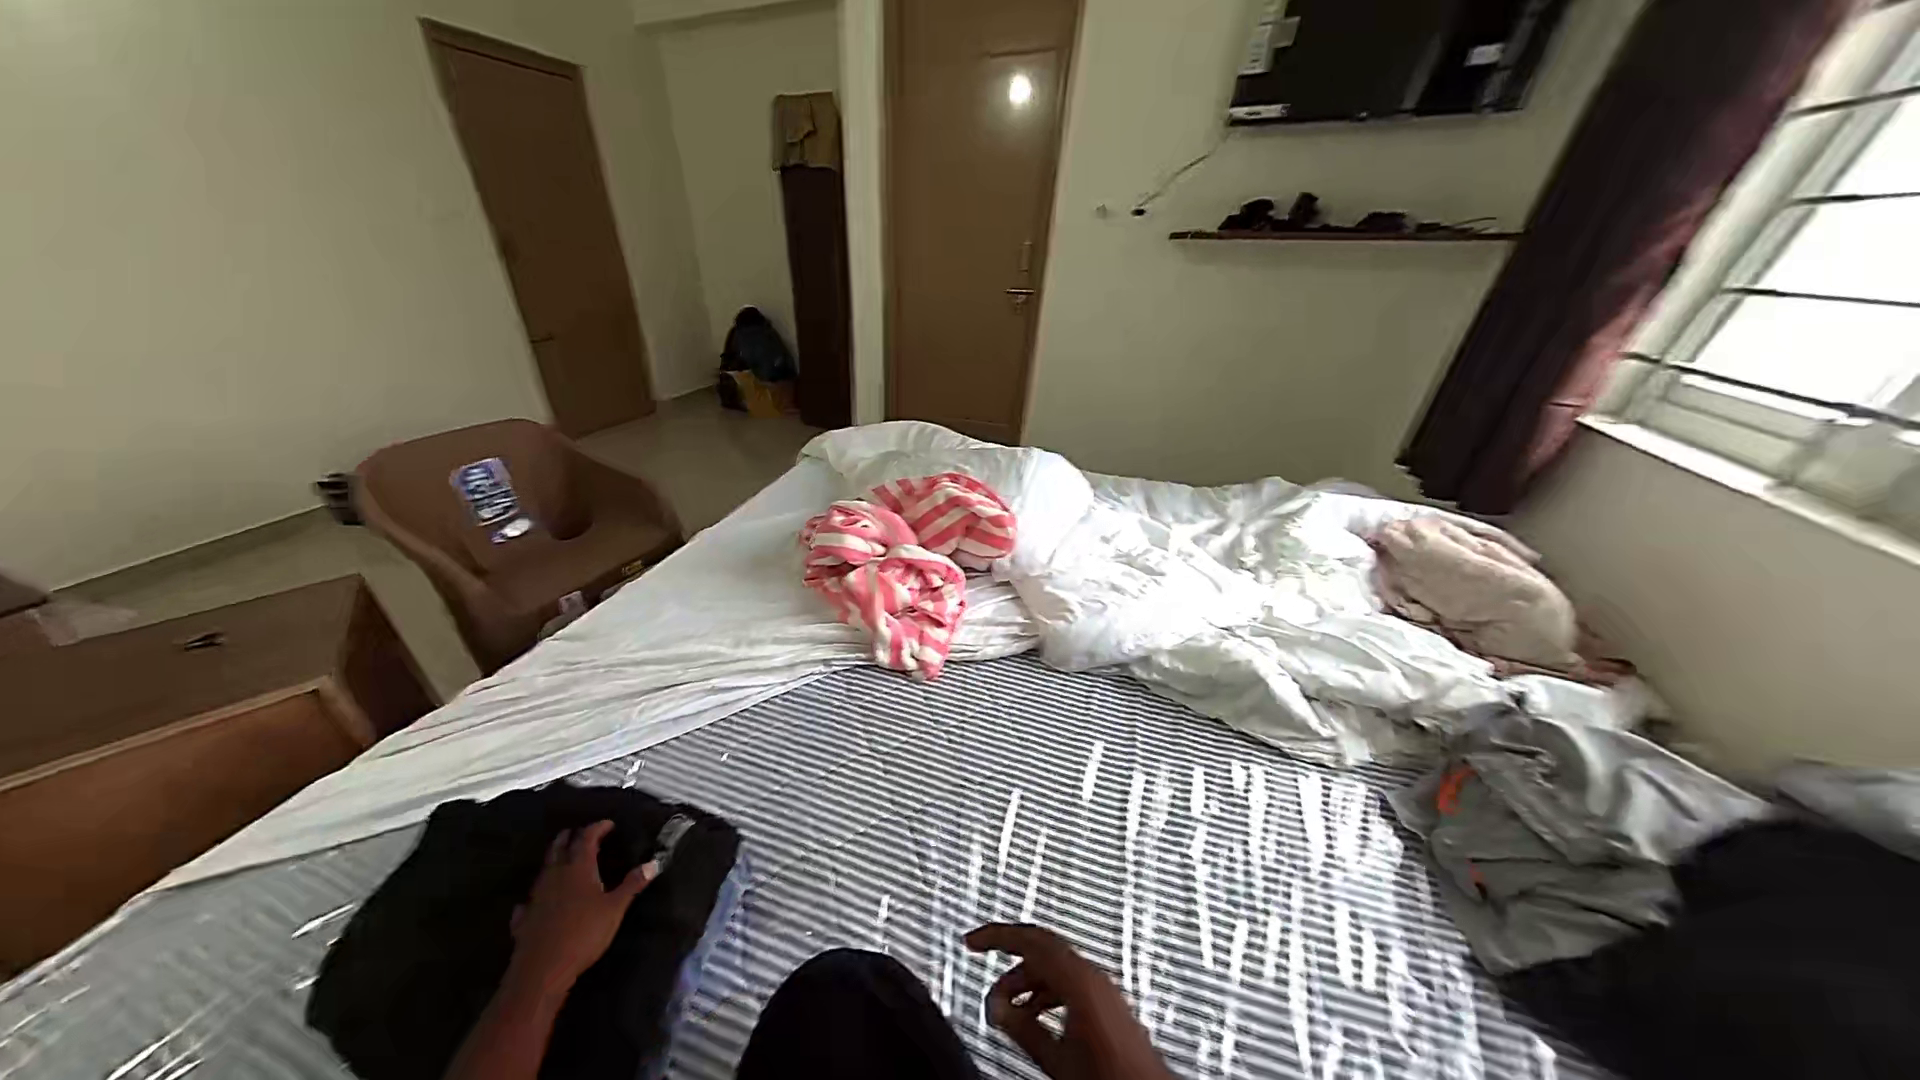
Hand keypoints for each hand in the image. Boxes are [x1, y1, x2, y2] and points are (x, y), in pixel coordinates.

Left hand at [508, 821, 656, 990]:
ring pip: (544, 870)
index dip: (597, 828)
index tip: (608, 824)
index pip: (587, 838)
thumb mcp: (615, 908)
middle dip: (568, 837)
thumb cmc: (583, 934)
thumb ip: (632, 885)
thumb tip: (653, 863)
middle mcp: (555, 876)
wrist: (541, 971)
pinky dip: (535, 895)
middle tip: (576, 832)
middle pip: (559, 849)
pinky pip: (529, 900)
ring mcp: (536, 898)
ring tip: (561, 857)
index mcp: (578, 869)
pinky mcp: (524, 919)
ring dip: (553, 860)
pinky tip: (534, 901)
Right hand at [965, 923, 1174, 1079]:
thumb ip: (1023, 1029)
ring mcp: (1102, 986)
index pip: (1031, 938)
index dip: (997, 935)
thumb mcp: (1056, 1059)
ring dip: (1026, 977)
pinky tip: (1033, 1011)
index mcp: (1079, 978)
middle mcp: (1093, 974)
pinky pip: (1069, 979)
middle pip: (1042, 946)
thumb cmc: (1112, 1077)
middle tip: (983, 959)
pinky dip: (1045, 988)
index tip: (974, 938)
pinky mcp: (1107, 1001)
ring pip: (1054, 964)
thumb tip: (998, 1007)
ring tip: (1005, 1002)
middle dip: (1009, 954)